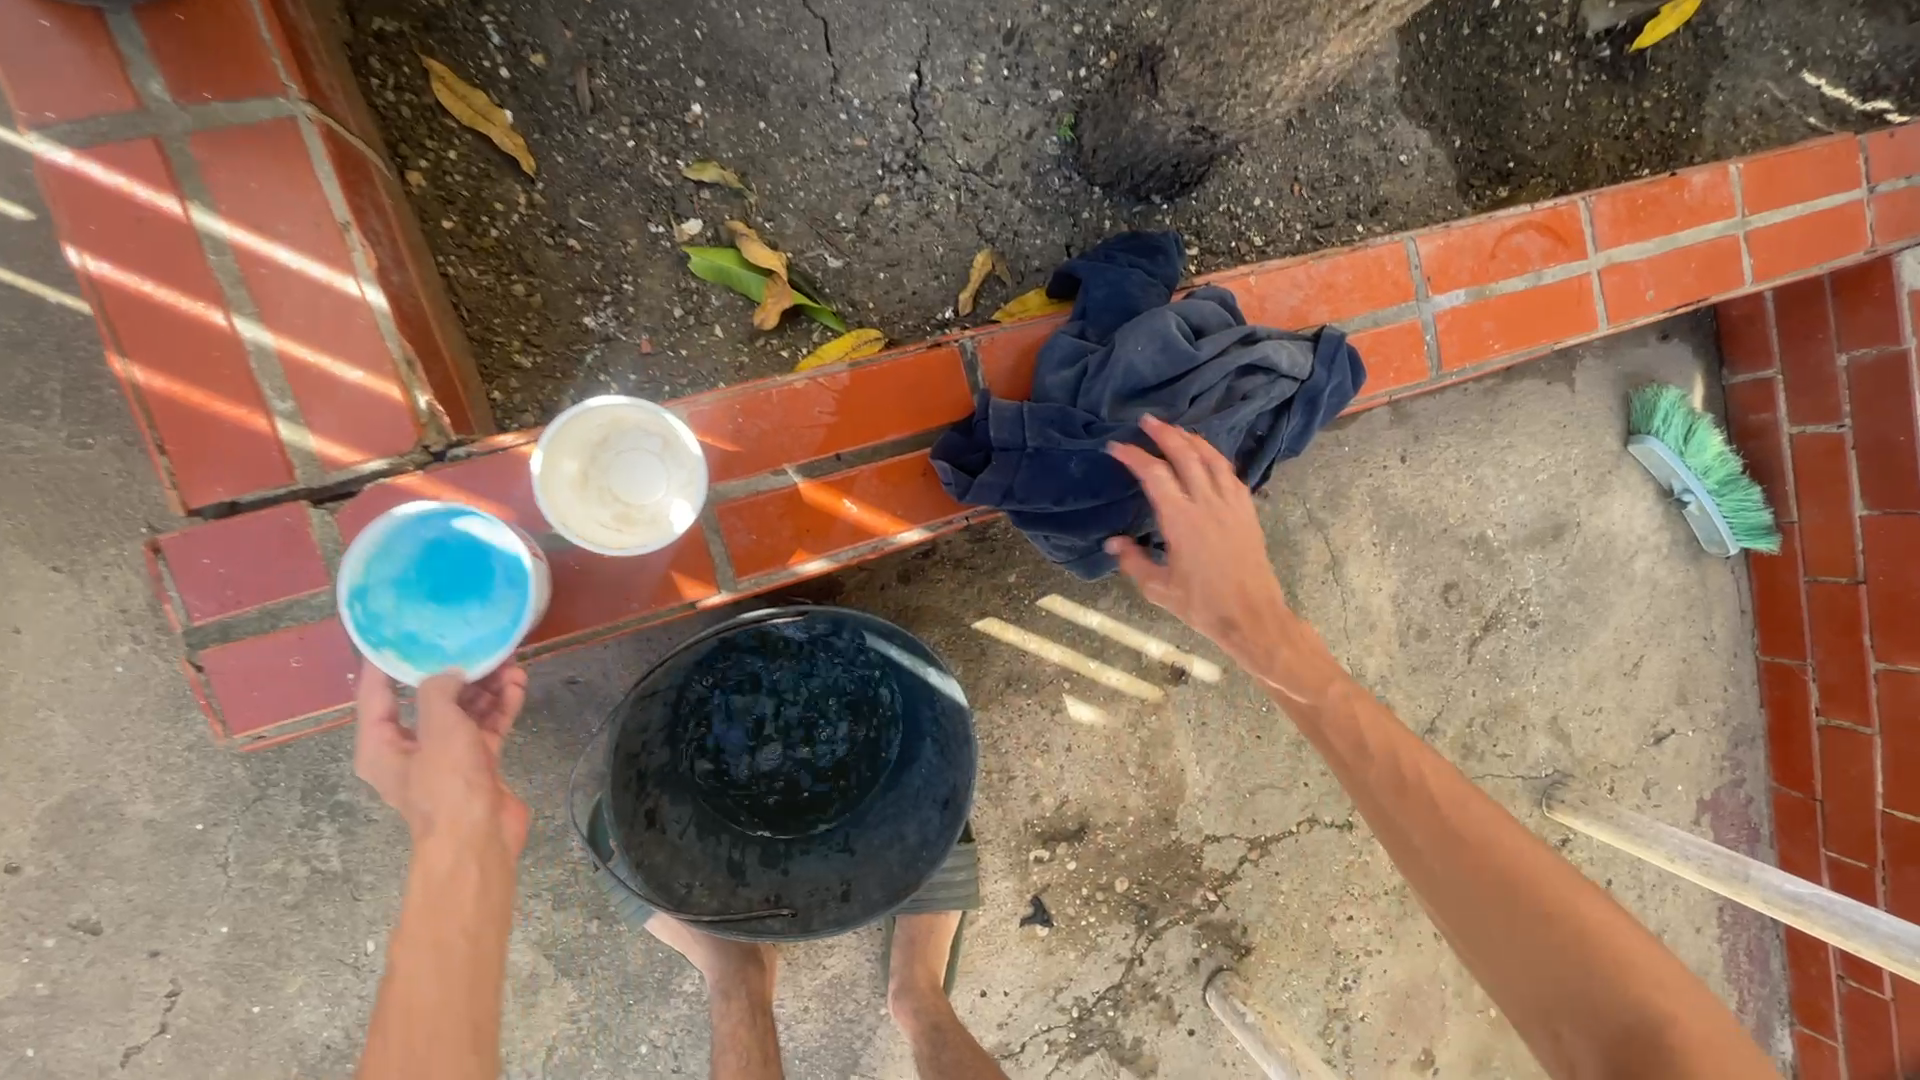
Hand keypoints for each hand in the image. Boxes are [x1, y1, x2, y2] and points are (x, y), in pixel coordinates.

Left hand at [353, 659, 530, 858]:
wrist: (479, 837)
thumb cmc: (446, 784)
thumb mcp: (438, 729)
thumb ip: (439, 692)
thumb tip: (450, 672)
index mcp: (380, 744)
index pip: (377, 693)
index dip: (387, 662)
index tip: (404, 630)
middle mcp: (410, 747)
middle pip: (430, 699)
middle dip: (456, 672)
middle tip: (477, 644)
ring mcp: (447, 756)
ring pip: (464, 710)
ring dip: (486, 687)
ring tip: (509, 662)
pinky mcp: (478, 763)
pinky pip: (488, 726)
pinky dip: (501, 706)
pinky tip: (518, 685)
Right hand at [1107, 416, 1319, 694]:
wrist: (1252, 615)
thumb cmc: (1201, 605)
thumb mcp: (1158, 588)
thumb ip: (1133, 561)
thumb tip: (1112, 543)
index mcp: (1181, 520)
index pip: (1154, 475)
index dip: (1134, 456)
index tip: (1117, 447)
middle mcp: (1207, 504)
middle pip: (1185, 454)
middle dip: (1165, 434)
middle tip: (1147, 420)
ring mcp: (1231, 504)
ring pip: (1211, 458)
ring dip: (1192, 439)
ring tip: (1176, 430)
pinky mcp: (1247, 511)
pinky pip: (1230, 473)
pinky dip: (1215, 457)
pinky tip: (1207, 456)